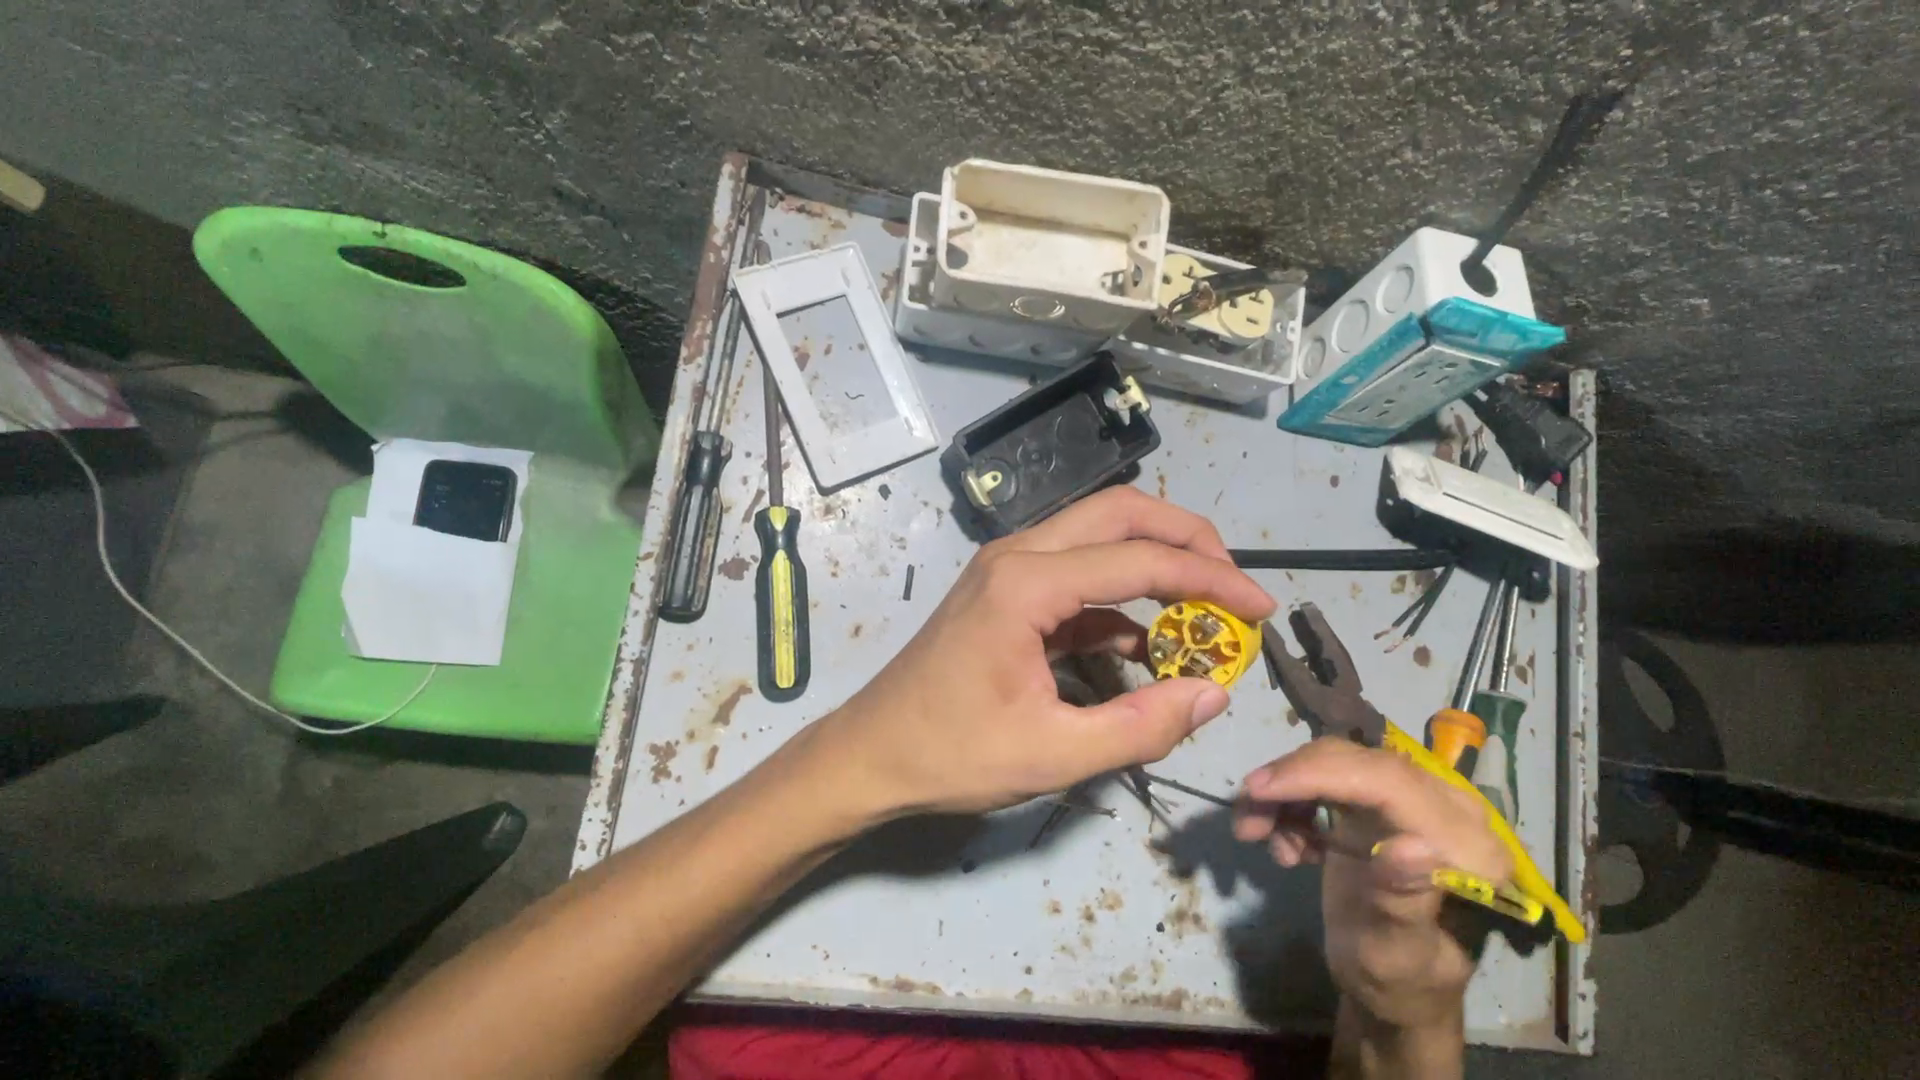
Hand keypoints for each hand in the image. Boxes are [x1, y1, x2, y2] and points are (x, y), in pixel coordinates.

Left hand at [812, 487, 1274, 818]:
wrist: (871, 754)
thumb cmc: (951, 754)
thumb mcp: (1053, 754)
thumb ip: (1140, 726)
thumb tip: (1215, 694)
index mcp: (1027, 583)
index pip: (1140, 559)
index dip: (1211, 580)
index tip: (1261, 608)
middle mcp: (1018, 555)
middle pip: (1120, 513)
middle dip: (1186, 540)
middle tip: (1233, 584)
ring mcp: (1008, 569)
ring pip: (1098, 534)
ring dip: (1154, 562)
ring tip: (1203, 614)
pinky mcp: (1006, 593)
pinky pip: (1077, 576)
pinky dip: (1120, 600)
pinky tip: (1146, 647)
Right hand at [1233, 738, 1511, 1032]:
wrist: (1396, 989)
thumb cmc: (1403, 983)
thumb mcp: (1401, 956)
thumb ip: (1405, 902)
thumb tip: (1410, 845)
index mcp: (1467, 848)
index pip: (1388, 780)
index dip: (1318, 774)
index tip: (1258, 790)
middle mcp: (1448, 812)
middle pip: (1356, 761)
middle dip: (1291, 781)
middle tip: (1245, 820)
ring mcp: (1414, 803)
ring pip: (1334, 762)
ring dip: (1284, 792)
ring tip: (1254, 834)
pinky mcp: (1383, 803)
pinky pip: (1326, 776)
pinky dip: (1292, 801)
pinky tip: (1287, 844)